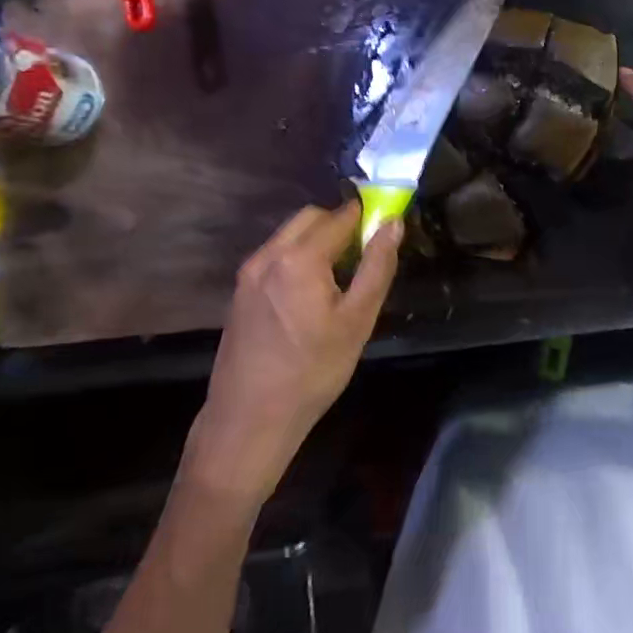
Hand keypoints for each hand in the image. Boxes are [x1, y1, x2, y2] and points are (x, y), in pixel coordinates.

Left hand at [186, 202, 401, 501]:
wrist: (250, 415)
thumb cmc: (312, 372)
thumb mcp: (356, 322)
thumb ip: (376, 267)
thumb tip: (393, 224)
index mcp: (298, 258)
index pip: (337, 217)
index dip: (363, 217)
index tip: (383, 225)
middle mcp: (268, 254)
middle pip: (308, 219)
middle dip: (337, 225)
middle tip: (361, 254)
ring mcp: (249, 270)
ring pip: (288, 235)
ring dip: (315, 241)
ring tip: (338, 277)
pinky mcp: (240, 289)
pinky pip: (273, 256)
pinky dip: (295, 257)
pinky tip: (308, 292)